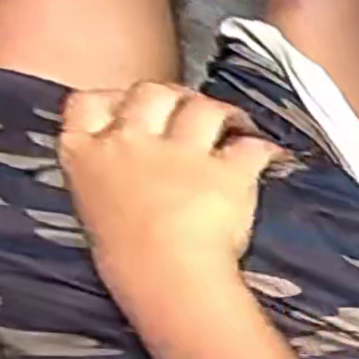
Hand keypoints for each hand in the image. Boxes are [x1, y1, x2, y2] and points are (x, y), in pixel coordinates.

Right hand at [59, 82, 284, 297]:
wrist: (162, 265)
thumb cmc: (130, 245)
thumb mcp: (95, 196)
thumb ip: (110, 170)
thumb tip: (134, 168)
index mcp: (84, 149)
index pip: (89, 100)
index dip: (120, 95)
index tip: (144, 105)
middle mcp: (130, 142)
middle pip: (150, 93)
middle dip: (179, 95)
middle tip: (202, 110)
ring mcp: (180, 154)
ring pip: (201, 108)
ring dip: (226, 111)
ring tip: (241, 125)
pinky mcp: (227, 171)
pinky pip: (252, 146)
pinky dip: (267, 147)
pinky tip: (274, 155)